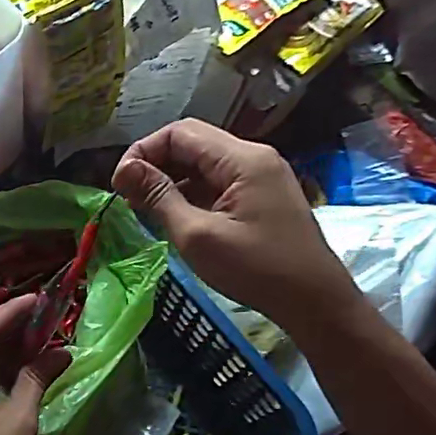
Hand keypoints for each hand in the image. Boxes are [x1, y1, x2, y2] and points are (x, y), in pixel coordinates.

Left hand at [0, 295, 71, 434]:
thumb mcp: (19, 423)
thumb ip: (36, 379)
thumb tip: (62, 351)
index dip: (12, 312)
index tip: (40, 297)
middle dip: (12, 329)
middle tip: (47, 315)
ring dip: (8, 349)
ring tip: (43, 334)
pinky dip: (0, 370)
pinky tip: (26, 362)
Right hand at [112, 119, 354, 322]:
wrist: (315, 302)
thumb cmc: (256, 270)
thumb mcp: (197, 236)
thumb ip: (159, 197)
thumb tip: (124, 170)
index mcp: (242, 159)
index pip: (180, 133)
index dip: (143, 151)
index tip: (120, 184)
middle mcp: (253, 157)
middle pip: (192, 144)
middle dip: (155, 165)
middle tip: (130, 198)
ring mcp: (261, 176)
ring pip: (203, 164)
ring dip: (172, 181)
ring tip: (147, 210)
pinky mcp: (262, 195)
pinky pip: (218, 183)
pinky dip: (192, 194)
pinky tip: (176, 217)